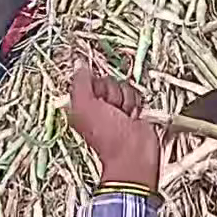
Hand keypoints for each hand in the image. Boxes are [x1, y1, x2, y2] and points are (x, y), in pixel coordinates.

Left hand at [66, 64, 159, 187]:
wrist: (134, 154)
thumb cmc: (107, 137)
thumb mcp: (84, 105)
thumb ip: (80, 82)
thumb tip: (79, 63)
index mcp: (81, 104)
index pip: (91, 77)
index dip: (98, 87)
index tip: (99, 99)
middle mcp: (97, 105)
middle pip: (109, 81)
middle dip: (113, 94)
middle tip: (113, 110)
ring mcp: (115, 108)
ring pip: (124, 87)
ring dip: (126, 100)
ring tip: (124, 116)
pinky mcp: (132, 111)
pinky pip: (137, 95)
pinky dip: (136, 105)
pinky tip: (133, 117)